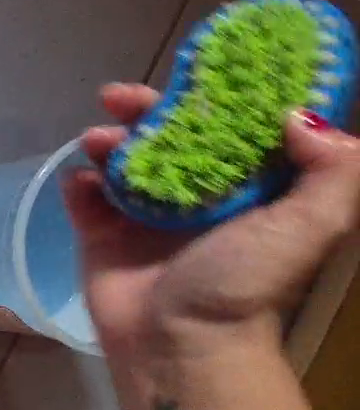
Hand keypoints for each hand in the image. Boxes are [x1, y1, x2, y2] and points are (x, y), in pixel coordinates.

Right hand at [63, 83, 359, 354]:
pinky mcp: (99, 236)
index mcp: (252, 189)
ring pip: (123, 164)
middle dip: (146, 112)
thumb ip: (331, 169)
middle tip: (118, 96)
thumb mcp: (313, 224)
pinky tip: (77, 177)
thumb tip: (294, 115)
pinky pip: (84, 201)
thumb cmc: (245, 280)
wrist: (176, 338)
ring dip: (108, 144)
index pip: (237, 130)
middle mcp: (199, 197)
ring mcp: (143, 216)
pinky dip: (78, 185)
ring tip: (95, 139)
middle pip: (172, 140)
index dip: (220, 98)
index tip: (198, 71)